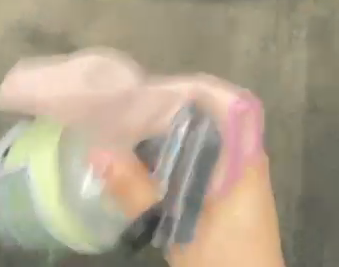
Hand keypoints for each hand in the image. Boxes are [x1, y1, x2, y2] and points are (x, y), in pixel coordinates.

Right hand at [0, 50, 285, 265]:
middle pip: (204, 116)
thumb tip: (96, 151)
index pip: (217, 98)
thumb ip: (138, 191)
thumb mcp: (177, 225)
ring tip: (125, 127)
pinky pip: (197, 161)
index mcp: (242, 154)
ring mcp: (236, 177)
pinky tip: (142, 162)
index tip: (143, 89)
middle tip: (123, 108)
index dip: (180, 88)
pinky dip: (171, 156)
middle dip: (164, 110)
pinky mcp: (225, 197)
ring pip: (198, 139)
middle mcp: (243, 157)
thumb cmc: (225, 259)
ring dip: (165, 134)